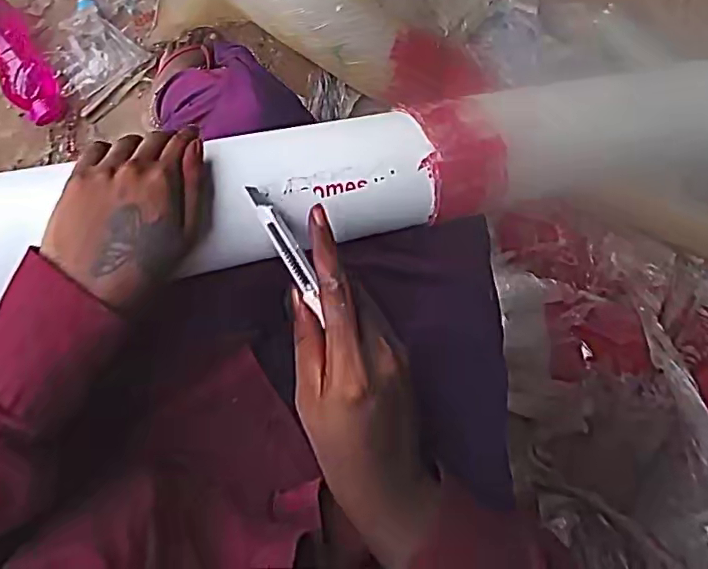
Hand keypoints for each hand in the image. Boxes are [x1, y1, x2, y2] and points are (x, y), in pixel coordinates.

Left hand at [39, 130, 208, 311]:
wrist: (86, 292)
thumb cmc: (137, 272)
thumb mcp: (186, 235)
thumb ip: (194, 185)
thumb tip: (195, 150)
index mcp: (162, 179)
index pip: (180, 140)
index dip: (187, 138)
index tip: (188, 140)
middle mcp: (132, 167)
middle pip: (154, 138)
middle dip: (165, 143)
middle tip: (166, 156)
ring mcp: (102, 171)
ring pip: (126, 142)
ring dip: (136, 148)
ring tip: (136, 167)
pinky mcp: (77, 178)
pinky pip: (96, 149)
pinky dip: (107, 153)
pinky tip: (111, 168)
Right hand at [292, 205, 438, 567]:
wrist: (391, 487)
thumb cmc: (341, 450)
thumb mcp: (307, 397)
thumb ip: (305, 339)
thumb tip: (300, 294)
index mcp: (352, 366)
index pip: (338, 292)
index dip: (326, 250)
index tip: (319, 220)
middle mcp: (383, 351)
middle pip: (353, 288)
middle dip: (328, 274)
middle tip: (305, 273)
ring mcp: (400, 350)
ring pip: (365, 299)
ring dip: (341, 294)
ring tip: (322, 321)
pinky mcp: (406, 352)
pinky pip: (376, 315)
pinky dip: (356, 311)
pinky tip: (343, 333)